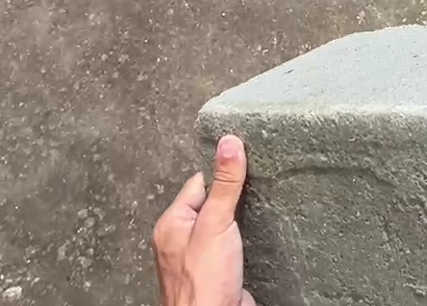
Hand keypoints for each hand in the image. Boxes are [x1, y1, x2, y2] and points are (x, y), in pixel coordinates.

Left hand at [153, 135, 256, 305]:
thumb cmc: (204, 285)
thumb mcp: (217, 224)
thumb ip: (225, 184)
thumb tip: (229, 142)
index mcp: (171, 224)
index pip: (199, 181)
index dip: (222, 176)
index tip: (243, 167)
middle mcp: (180, 239)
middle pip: (212, 201)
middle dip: (232, 197)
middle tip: (252, 192)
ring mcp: (198, 256)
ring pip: (222, 222)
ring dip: (239, 219)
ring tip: (255, 214)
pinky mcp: (216, 269)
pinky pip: (230, 241)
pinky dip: (243, 236)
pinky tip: (253, 236)